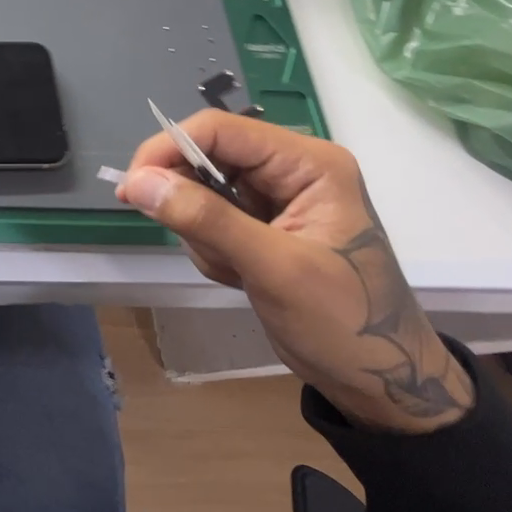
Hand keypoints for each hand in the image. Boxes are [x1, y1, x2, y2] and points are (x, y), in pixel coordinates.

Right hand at [118, 112, 474, 433]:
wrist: (379, 380)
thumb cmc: (344, 321)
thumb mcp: (273, 268)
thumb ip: (204, 219)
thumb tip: (137, 182)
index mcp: (308, 163)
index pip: (218, 130)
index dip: (168, 150)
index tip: (132, 189)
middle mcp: (290, 169)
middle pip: (204, 158)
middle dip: (190, 204)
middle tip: (203, 247)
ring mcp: (274, 198)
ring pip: (199, 191)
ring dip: (200, 233)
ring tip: (235, 270)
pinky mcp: (260, 225)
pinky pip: (206, 219)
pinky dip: (208, 248)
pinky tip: (238, 276)